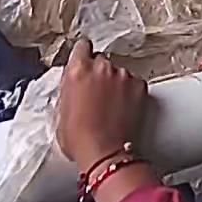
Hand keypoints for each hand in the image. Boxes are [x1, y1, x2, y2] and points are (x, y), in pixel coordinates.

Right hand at [56, 38, 148, 173]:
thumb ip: (69, 88)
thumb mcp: (61, 109)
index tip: (86, 64)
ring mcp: (123, 75)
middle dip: (100, 73)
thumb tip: (74, 84)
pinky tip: (126, 109)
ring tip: (114, 106)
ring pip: (120, 73)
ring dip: (117, 84)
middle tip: (99, 93)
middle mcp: (101, 66)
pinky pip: (135, 84)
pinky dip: (132, 93)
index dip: (84, 56)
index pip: (83, 47)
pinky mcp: (140, 86)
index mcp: (78, 69)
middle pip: (102, 61)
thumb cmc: (78, 138)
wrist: (105, 154)